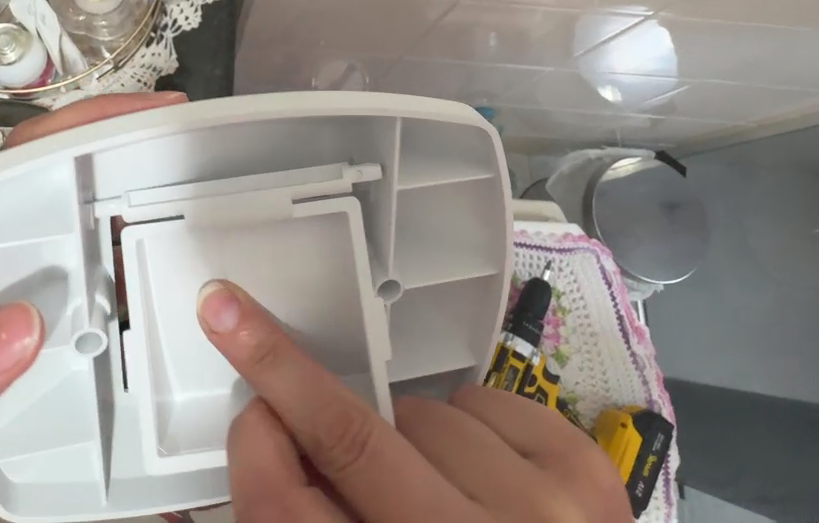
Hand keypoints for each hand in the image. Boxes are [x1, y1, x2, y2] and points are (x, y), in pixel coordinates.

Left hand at [0, 91, 187, 522]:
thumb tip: (22, 323)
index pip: (28, 168)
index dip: (84, 125)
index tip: (146, 113)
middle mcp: (24, 279)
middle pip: (84, 192)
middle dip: (140, 158)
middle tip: (202, 153)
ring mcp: (56, 315)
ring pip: (113, 243)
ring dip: (160, 216)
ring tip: (216, 206)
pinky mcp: (82, 355)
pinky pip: (130, 303)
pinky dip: (164, 285)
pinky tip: (197, 292)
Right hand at [198, 279, 635, 522]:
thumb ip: (311, 514)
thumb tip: (268, 440)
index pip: (287, 512)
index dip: (253, 451)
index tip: (237, 401)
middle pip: (350, 439)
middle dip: (283, 367)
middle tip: (235, 316)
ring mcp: (539, 513)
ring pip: (419, 414)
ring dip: (403, 435)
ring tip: (426, 488)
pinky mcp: (582, 474)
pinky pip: (482, 401)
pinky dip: (465, 423)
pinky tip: (478, 474)